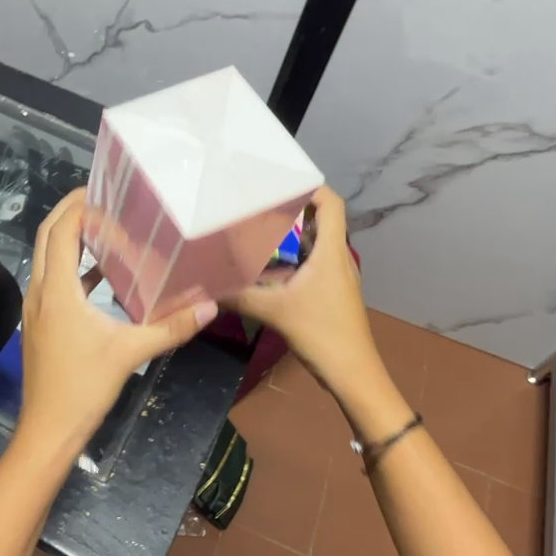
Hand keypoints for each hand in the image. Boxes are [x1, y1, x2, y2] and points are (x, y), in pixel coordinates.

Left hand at [17, 189, 216, 448]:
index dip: (78, 205)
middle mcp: (40, 290)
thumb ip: (170, 327)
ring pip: (48, 258)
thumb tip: (209, 305)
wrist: (48, 429)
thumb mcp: (130, 353)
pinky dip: (73, 268)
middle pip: (48, 236)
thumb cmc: (83, 387)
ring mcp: (37, 307)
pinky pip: (54, 280)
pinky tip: (102, 274)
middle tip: (104, 199)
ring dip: (70, 238)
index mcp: (56, 289)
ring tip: (106, 226)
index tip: (105, 190)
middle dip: (70, 212)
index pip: (61, 230)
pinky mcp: (41, 322)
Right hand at [227, 186, 380, 390]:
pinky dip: (291, 257)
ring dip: (290, 233)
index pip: (331, 203)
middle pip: (320, 219)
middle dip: (290, 207)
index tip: (279, 181)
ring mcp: (336, 276)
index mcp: (331, 252)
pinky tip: (265, 266)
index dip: (310, 186)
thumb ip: (238, 296)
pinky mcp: (330, 292)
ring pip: (314, 243)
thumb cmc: (322, 334)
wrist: (353, 374)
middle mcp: (338, 257)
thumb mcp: (274, 311)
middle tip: (256, 202)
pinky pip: (311, 262)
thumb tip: (202, 286)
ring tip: (256, 227)